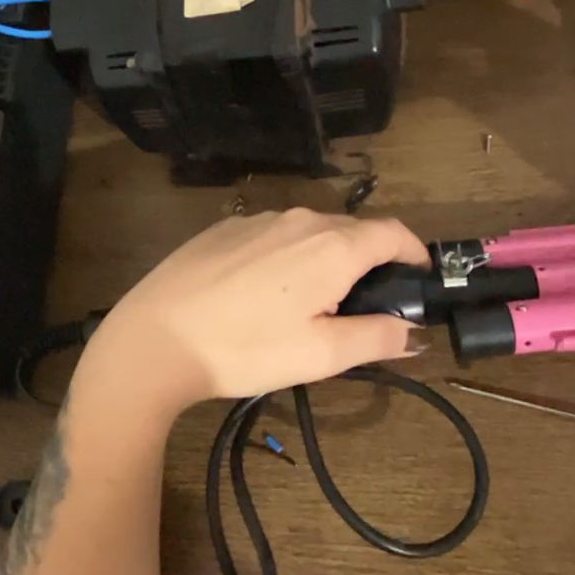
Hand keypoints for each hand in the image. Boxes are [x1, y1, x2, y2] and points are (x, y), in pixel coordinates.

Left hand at [73, 209, 429, 417]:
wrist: (155, 339)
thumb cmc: (245, 349)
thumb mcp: (320, 356)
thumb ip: (376, 337)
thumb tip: (411, 330)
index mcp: (332, 246)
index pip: (393, 233)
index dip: (414, 253)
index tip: (418, 277)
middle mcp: (299, 219)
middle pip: (352, 231)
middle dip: (368, 262)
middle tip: (361, 307)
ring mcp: (257, 219)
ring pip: (310, 232)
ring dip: (324, 260)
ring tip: (309, 305)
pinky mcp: (223, 228)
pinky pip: (272, 236)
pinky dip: (285, 257)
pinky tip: (262, 294)